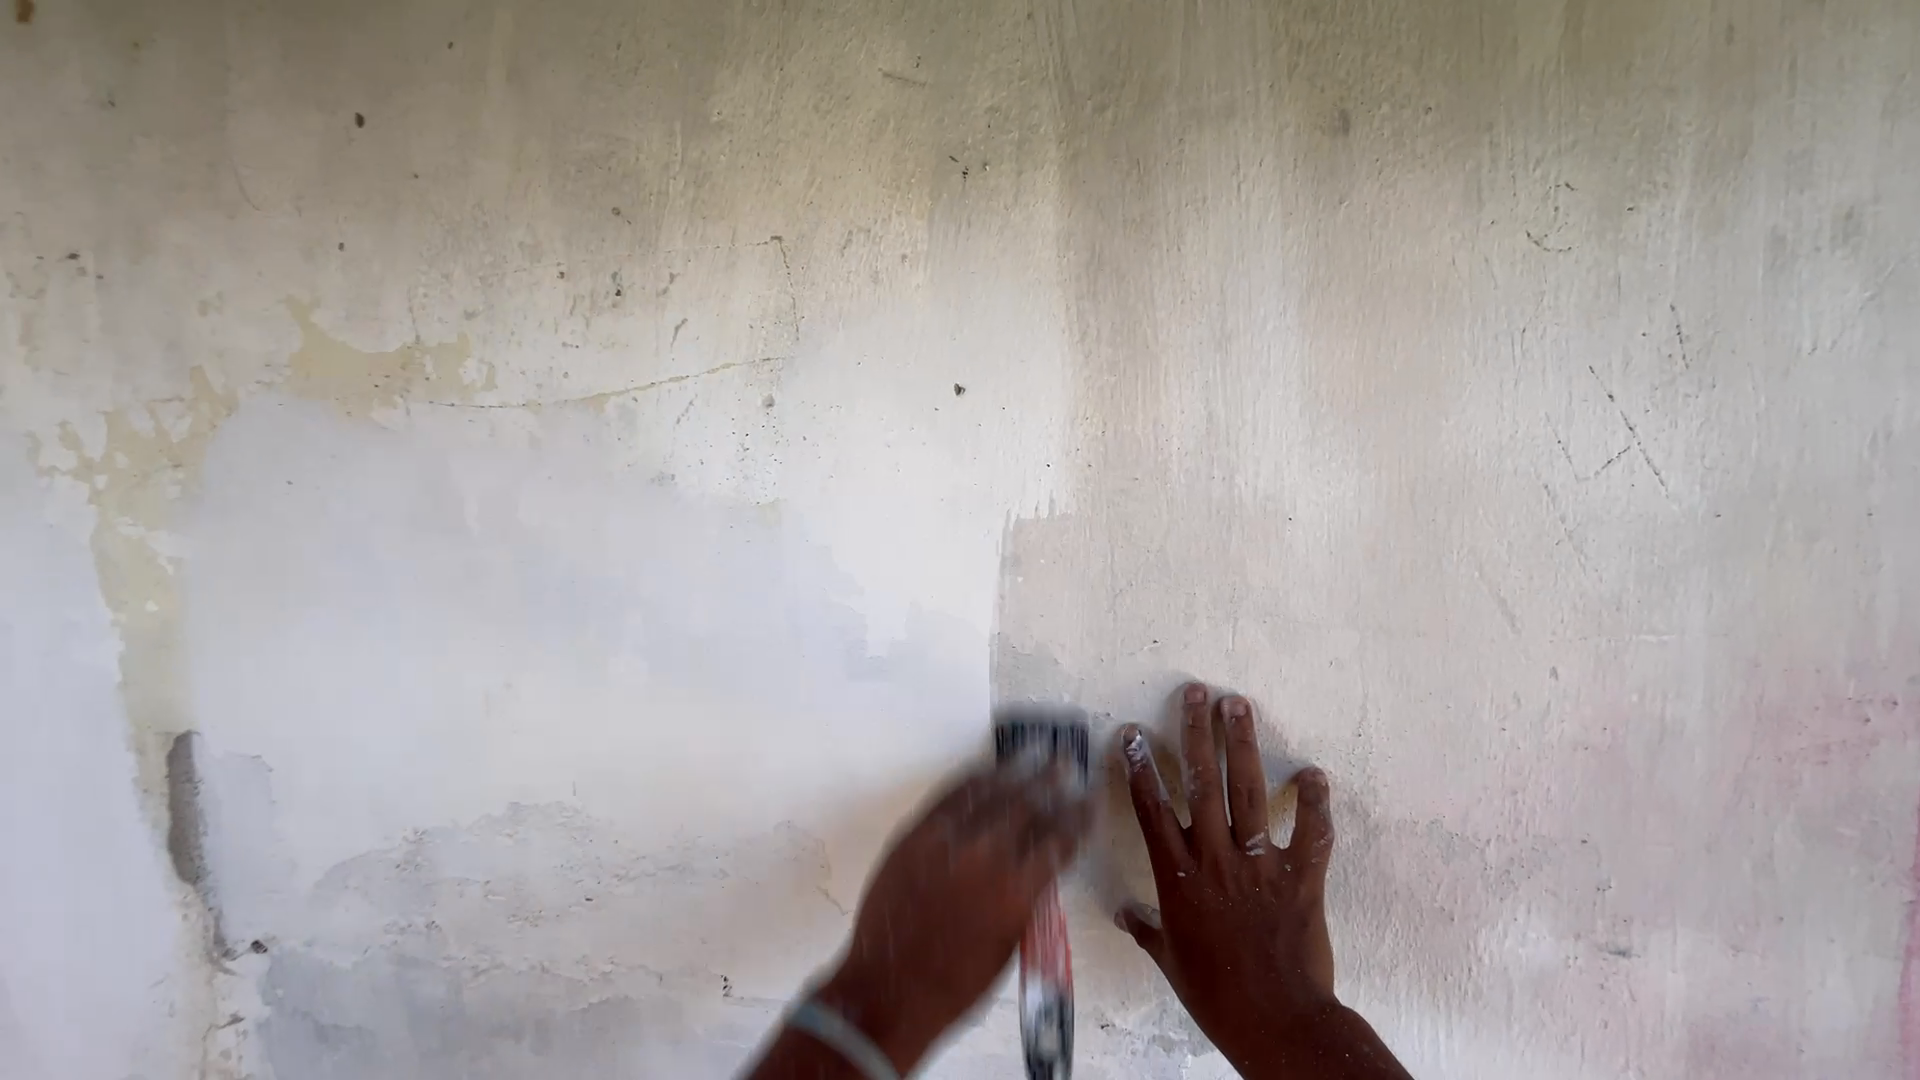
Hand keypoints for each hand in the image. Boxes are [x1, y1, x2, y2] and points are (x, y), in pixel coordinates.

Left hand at [814, 760, 1093, 1072]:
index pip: (1059, 840)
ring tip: (1035, 755)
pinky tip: (988, 770)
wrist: (890, 990)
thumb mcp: (1011, 944)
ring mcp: (949, 840)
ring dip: (1017, 771)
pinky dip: (974, 779)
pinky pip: (951, 795)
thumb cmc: (957, 983)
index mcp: (1018, 891)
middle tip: (1065, 766)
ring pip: (991, 793)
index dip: (1078, 818)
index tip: (1090, 802)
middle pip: (1029, 807)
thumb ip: (1028, 897)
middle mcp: (988, 856)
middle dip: (1052, 784)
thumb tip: (1040, 860)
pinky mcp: (917, 833)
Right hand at [1115, 682, 1409, 1078]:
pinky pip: (1311, 834)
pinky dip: (1314, 803)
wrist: (1277, 1022)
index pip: (1152, 809)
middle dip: (1197, 733)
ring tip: (1238, 706)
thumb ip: (1145, 929)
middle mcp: (1215, 858)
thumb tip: (1121, 913)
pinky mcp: (1301, 877)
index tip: (1134, 734)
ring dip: (1243, 745)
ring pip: (1248, 793)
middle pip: (1202, 783)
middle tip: (1197, 693)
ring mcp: (1259, 864)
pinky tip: (1313, 773)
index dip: (1141, 768)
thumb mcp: (1170, 960)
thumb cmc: (1215, 993)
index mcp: (1178, 876)